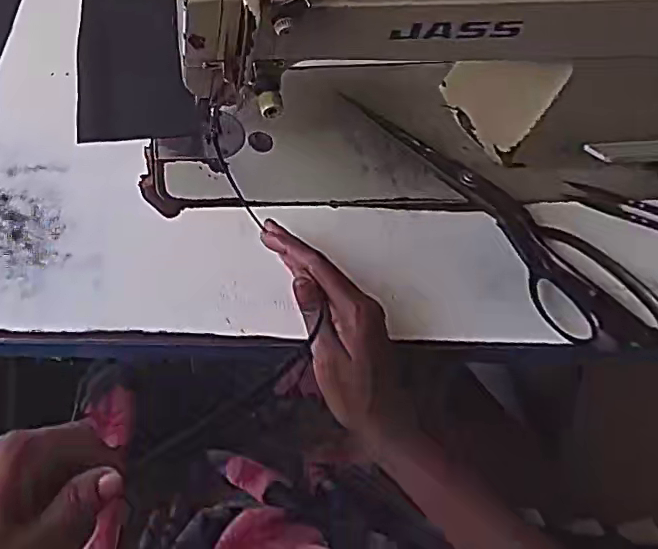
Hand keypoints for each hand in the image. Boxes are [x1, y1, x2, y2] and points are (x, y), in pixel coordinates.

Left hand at [0, 420, 124, 548]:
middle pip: (72, 452)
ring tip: (81, 534)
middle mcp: (10, 449)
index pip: (85, 434)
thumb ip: (78, 506)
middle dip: (94, 484)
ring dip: (75, 501)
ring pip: (57, 473)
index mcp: (21, 449)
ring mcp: (1, 468)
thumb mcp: (38, 541)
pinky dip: (54, 509)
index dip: (111, 460)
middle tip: (107, 520)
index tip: (124, 490)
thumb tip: (111, 478)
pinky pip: (38, 488)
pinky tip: (57, 536)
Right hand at [260, 219, 413, 451]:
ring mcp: (364, 311)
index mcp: (355, 311)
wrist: (387, 423)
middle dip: (294, 247)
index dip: (292, 248)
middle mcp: (363, 306)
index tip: (273, 235)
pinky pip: (333, 286)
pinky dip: (313, 275)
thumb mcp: (328, 358)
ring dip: (302, 259)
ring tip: (280, 245)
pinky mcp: (361, 319)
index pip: (318, 268)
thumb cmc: (359, 398)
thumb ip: (314, 315)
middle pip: (323, 266)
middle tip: (270, 233)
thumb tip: (301, 281)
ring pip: (328, 274)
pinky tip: (302, 273)